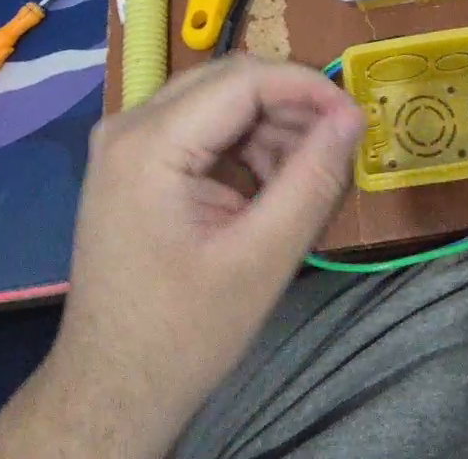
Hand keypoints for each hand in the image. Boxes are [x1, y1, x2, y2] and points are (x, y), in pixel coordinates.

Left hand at [36, 57, 364, 454]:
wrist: (112, 387)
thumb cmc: (185, 331)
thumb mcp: (263, 258)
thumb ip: (313, 179)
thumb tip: (352, 115)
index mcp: (150, 143)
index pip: (244, 80)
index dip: (308, 87)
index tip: (356, 116)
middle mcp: (130, 123)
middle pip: (230, 81)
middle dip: (291, 106)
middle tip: (337, 146)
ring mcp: (127, 139)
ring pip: (220, 98)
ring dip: (271, 125)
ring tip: (305, 176)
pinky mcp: (135, 159)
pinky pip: (202, 125)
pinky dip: (245, 143)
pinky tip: (271, 184)